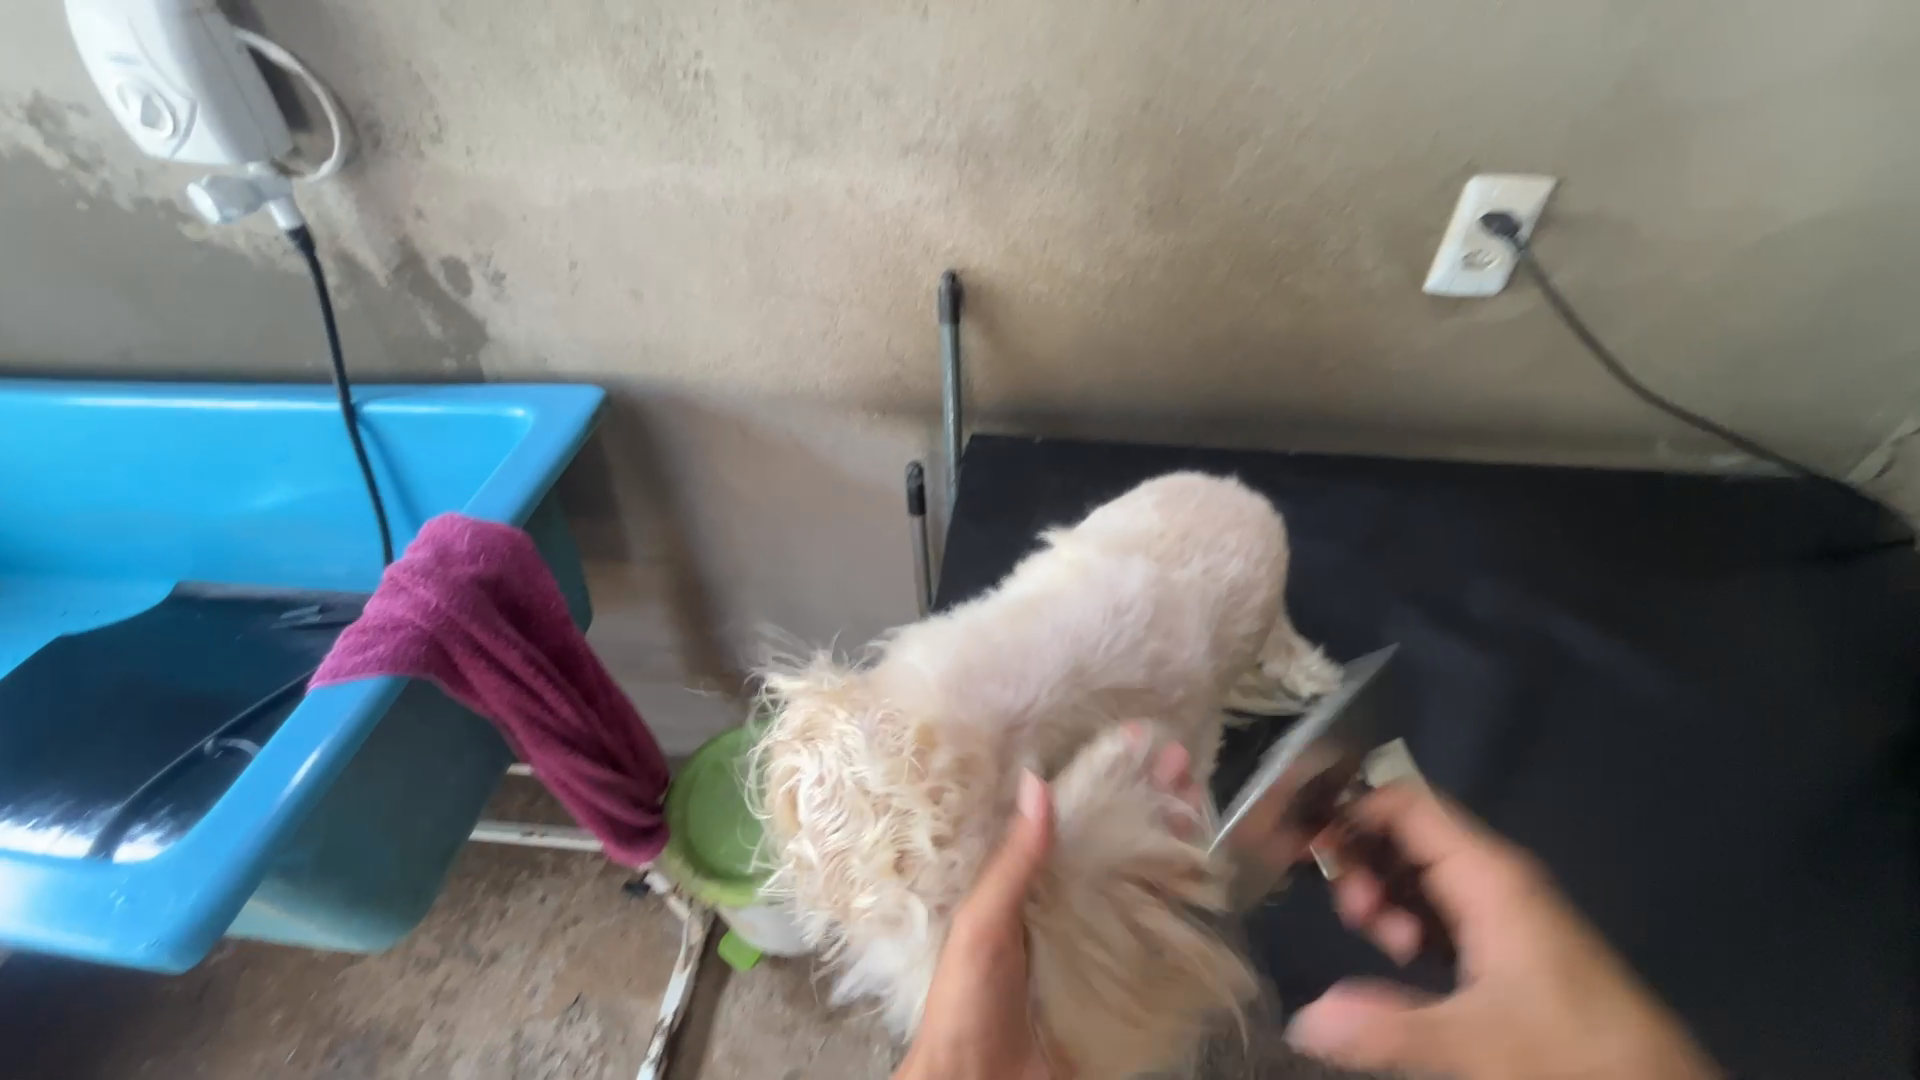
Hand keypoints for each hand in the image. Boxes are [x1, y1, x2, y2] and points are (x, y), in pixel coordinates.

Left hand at [894, 732, 1198, 1079]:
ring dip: (1169, 836)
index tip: (1140, 742)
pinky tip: (1202, 874)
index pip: (1075, 812)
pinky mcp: (1120, 975)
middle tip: (1182, 762)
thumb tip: (1037, 784)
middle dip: (1148, 797)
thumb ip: (1014, 861)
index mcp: (1030, 876)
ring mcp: (1096, 932)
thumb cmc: (968, 1000)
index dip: (1107, 775)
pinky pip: (1154, 930)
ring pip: (1140, 872)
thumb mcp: (984, 924)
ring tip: (1197, 801)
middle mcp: (1066, 894)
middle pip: (1115, 834)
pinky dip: (1179, 901)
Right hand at [1287, 783, 1721, 1079]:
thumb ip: (1383, 1026)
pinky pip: (1441, 902)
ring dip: (1386, 896)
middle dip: (1365, 863)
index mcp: (1487, 875)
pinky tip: (1409, 956)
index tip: (1313, 847)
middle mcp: (1493, 875)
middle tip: (1353, 912)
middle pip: (1405, 833)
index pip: (1404, 803)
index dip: (1352, 811)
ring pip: (1420, 870)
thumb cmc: (1575, 1056)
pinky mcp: (1509, 935)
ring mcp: (1503, 904)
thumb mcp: (1473, 1044)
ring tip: (1386, 945)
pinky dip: (1412, 918)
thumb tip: (1302, 1021)